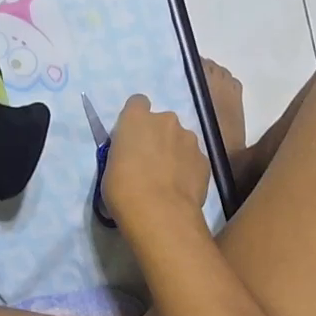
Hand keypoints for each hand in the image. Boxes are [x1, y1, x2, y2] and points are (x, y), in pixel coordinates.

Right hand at [102, 95, 209, 229]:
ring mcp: (189, 139)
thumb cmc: (124, 190)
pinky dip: (188, 168)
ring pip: (181, 140)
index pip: (137, 103)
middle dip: (158, 136)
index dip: (136, 118)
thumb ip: (124, 152)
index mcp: (137, 119)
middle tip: (150, 161)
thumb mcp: (110, 167)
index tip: (133, 136)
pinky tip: (181, 188)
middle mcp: (166, 121)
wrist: (160, 213)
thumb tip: (132, 157)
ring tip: (168, 178)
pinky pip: (193, 159)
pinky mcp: (205, 160)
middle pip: (162, 122)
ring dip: (175, 151)